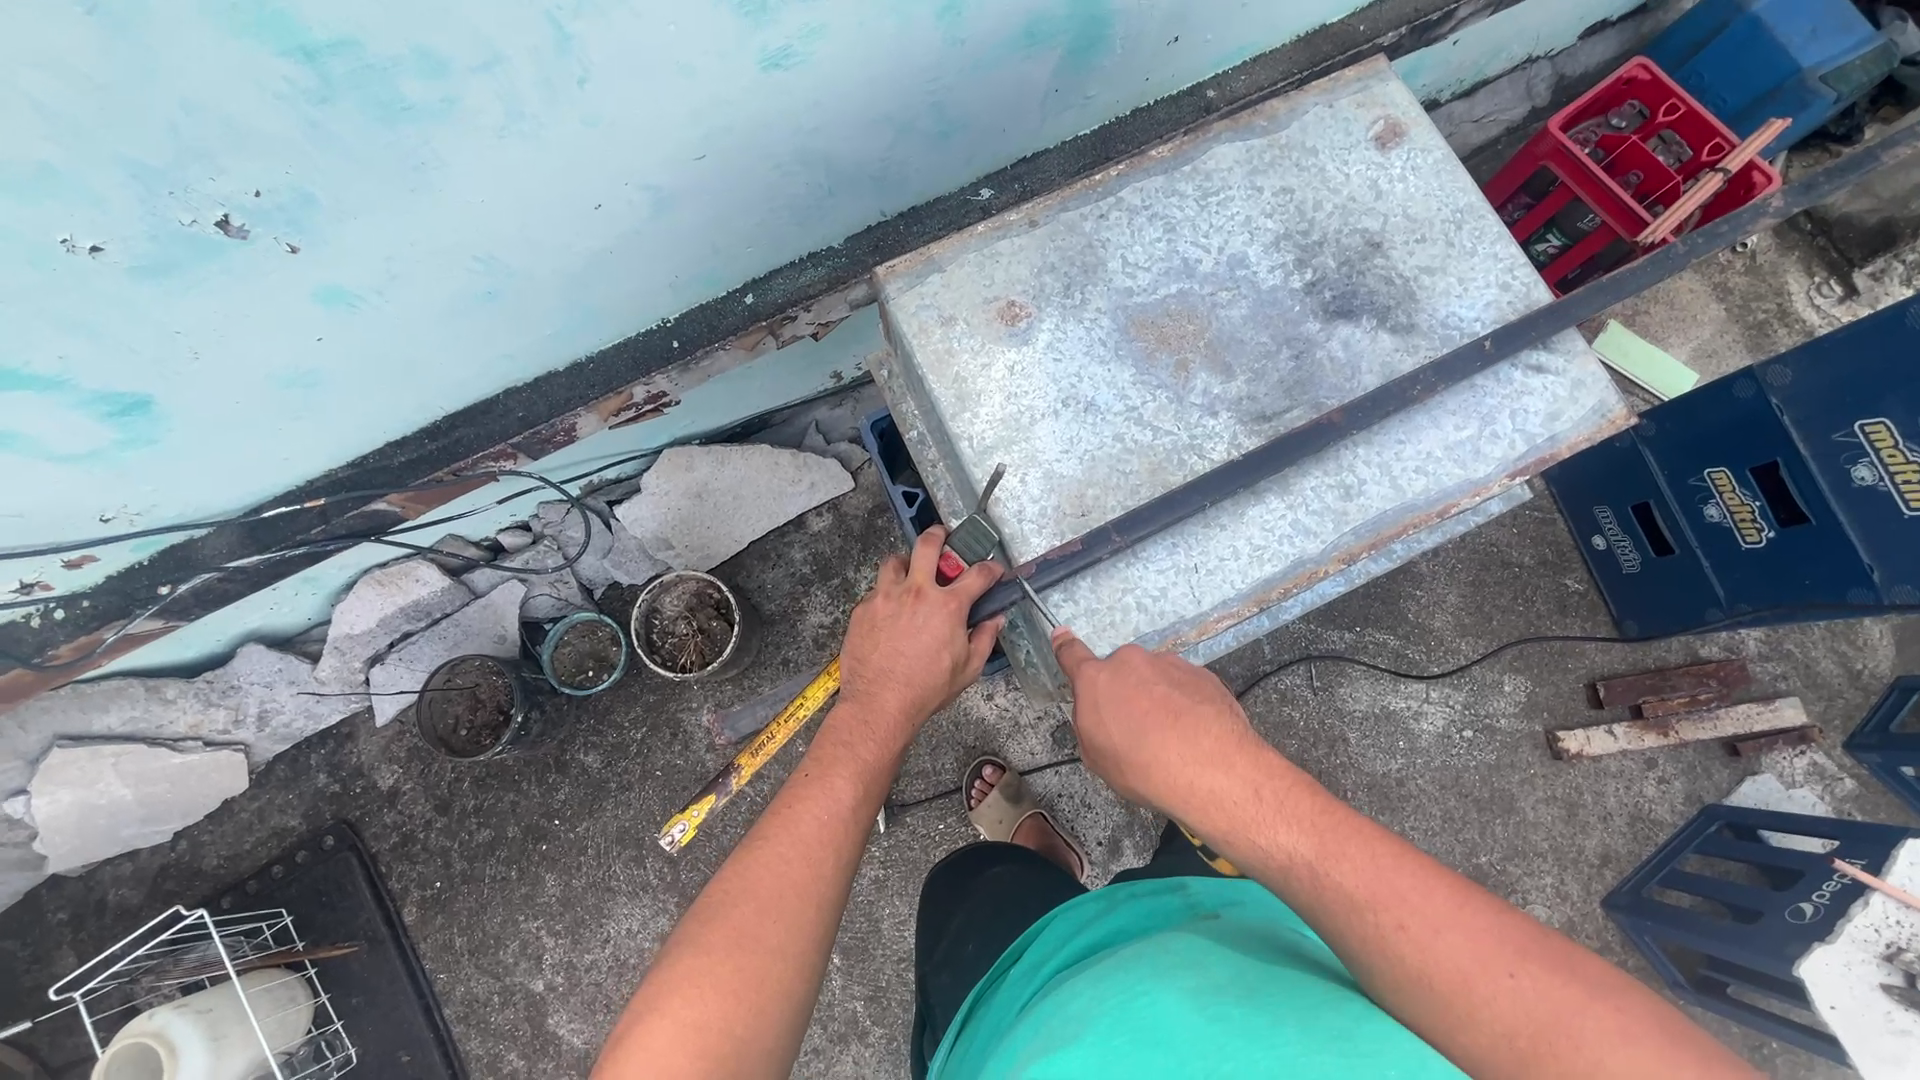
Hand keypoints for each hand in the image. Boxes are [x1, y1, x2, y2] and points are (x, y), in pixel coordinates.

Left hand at [834, 527, 1005, 751]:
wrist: (880, 703)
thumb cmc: (925, 689)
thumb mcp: (968, 668)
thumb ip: (985, 638)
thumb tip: (995, 620)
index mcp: (948, 606)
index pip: (978, 574)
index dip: (991, 568)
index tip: (993, 569)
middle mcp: (917, 592)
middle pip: (928, 545)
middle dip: (939, 534)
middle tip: (942, 535)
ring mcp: (886, 597)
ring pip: (894, 561)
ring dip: (905, 562)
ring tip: (908, 572)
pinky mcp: (863, 609)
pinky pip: (876, 590)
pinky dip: (885, 594)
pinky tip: (889, 611)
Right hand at [1051, 628, 1270, 819]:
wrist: (1210, 768)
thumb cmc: (1142, 766)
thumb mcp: (1096, 756)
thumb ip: (1090, 724)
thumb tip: (1100, 712)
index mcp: (1097, 680)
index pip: (1073, 656)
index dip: (1066, 646)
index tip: (1063, 635)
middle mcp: (1131, 662)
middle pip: (1122, 673)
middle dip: (1126, 692)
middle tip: (1138, 728)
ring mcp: (1169, 664)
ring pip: (1156, 678)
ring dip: (1158, 698)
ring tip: (1173, 736)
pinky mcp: (1202, 674)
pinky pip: (1184, 686)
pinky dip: (1186, 703)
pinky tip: (1195, 732)